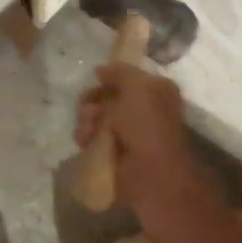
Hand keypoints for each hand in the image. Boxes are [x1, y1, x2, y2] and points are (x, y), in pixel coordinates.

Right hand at [75, 63, 202, 214]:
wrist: (150, 172)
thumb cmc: (147, 124)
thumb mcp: (138, 87)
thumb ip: (119, 72)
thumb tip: (101, 70)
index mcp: (155, 91)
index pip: (126, 77)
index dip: (109, 78)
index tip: (96, 79)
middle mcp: (142, 109)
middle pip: (106, 96)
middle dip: (93, 100)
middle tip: (89, 110)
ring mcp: (126, 132)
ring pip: (96, 116)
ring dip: (87, 120)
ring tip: (88, 132)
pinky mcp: (112, 151)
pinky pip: (92, 137)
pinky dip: (86, 137)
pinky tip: (85, 142)